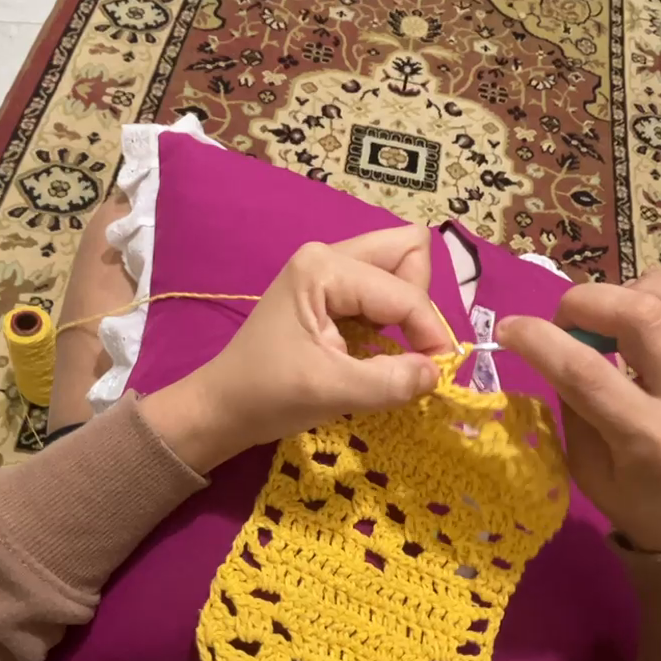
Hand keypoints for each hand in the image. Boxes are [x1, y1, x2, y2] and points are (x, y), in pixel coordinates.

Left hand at [142, 224, 454, 472]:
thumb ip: (390, 381)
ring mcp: (329, 270)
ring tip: (389, 351)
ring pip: (399, 268)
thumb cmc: (267, 396)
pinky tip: (374, 350)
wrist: (223, 408)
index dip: (429, 333)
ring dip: (407, 310)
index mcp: (323, 267)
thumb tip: (438, 372)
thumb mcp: (331, 391)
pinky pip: (382, 290)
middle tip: (407, 348)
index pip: (404, 292)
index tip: (436, 376)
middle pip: (408, 252)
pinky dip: (392, 319)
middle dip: (420, 303)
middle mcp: (329, 255)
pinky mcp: (331, 292)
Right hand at [497, 274, 660, 552]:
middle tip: (569, 317)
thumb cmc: (635, 501)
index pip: (585, 370)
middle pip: (647, 317)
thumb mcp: (585, 466)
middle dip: (591, 300)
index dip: (538, 339)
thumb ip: (574, 403)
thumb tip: (558, 346)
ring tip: (622, 308)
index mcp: (647, 439)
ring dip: (648, 291)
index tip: (509, 329)